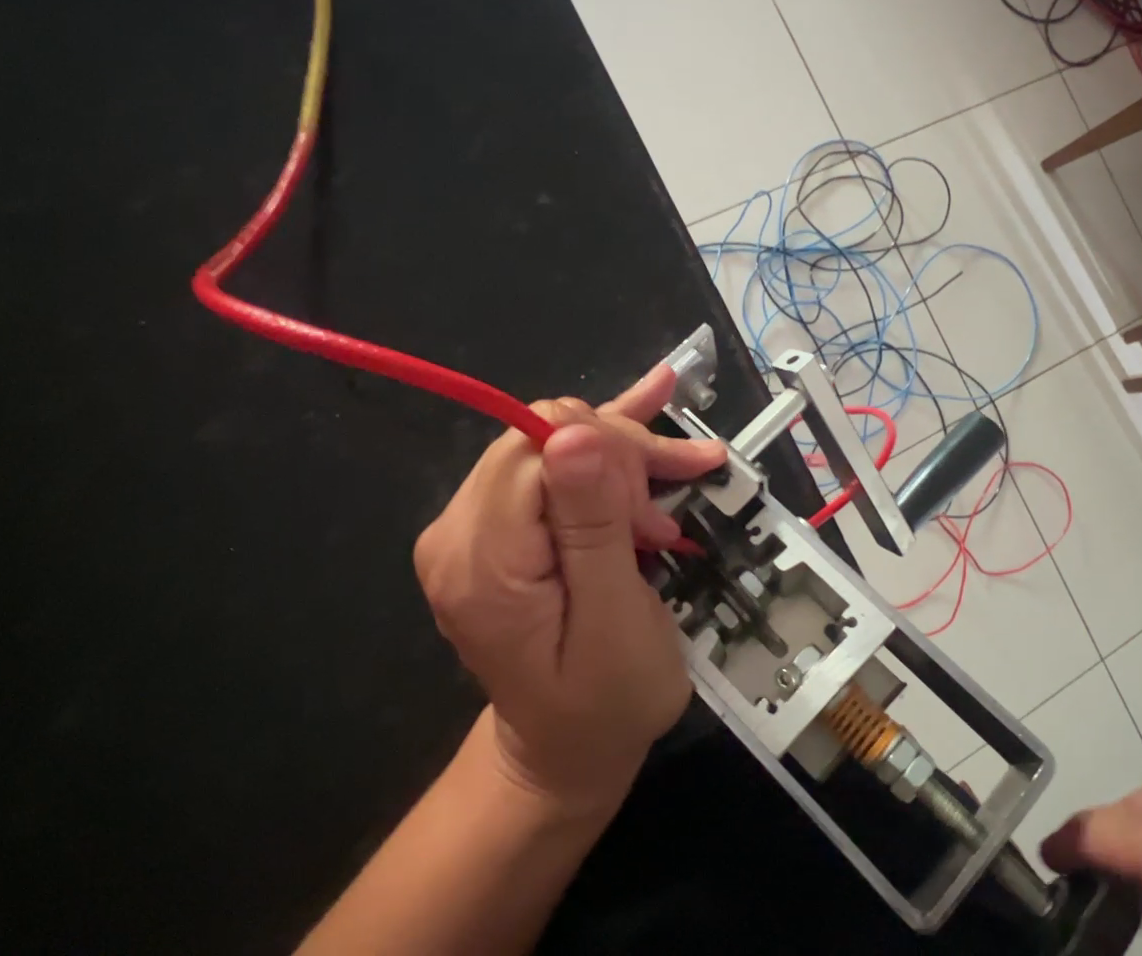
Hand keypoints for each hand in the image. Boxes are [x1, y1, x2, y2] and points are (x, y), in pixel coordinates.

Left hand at [414, 365, 725, 815]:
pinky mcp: (496, 523)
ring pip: (554, 440)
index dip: (610, 460)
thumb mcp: (615, 625)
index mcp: (480, 561)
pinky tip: (652, 393)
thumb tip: (573, 432)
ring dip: (624, 455)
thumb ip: (591, 528)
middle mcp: (457, 531)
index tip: (660, 512)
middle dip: (621, 458)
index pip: (539, 450)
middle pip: (544, 438)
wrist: (567, 748)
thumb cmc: (605, 704)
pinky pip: (547, 460)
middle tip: (668, 517)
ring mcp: (471, 525)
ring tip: (684, 469)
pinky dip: (602, 436)